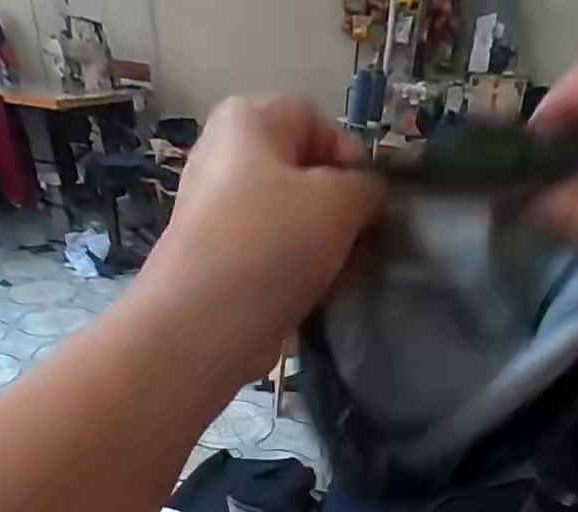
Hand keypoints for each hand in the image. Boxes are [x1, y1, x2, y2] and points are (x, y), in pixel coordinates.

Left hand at [139, 97, 381, 352]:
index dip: (350, 157)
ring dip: (322, 248)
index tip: (371, 202)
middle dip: (339, 210)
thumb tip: (368, 197)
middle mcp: (225, 161)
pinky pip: (271, 259)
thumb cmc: (273, 244)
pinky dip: (296, 274)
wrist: (206, 325)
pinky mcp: (219, 267)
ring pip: (288, 223)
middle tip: (363, 245)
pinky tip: (316, 298)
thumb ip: (366, 189)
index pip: (314, 121)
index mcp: (247, 122)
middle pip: (301, 176)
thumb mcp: (339, 202)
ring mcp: (217, 218)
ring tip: (342, 276)